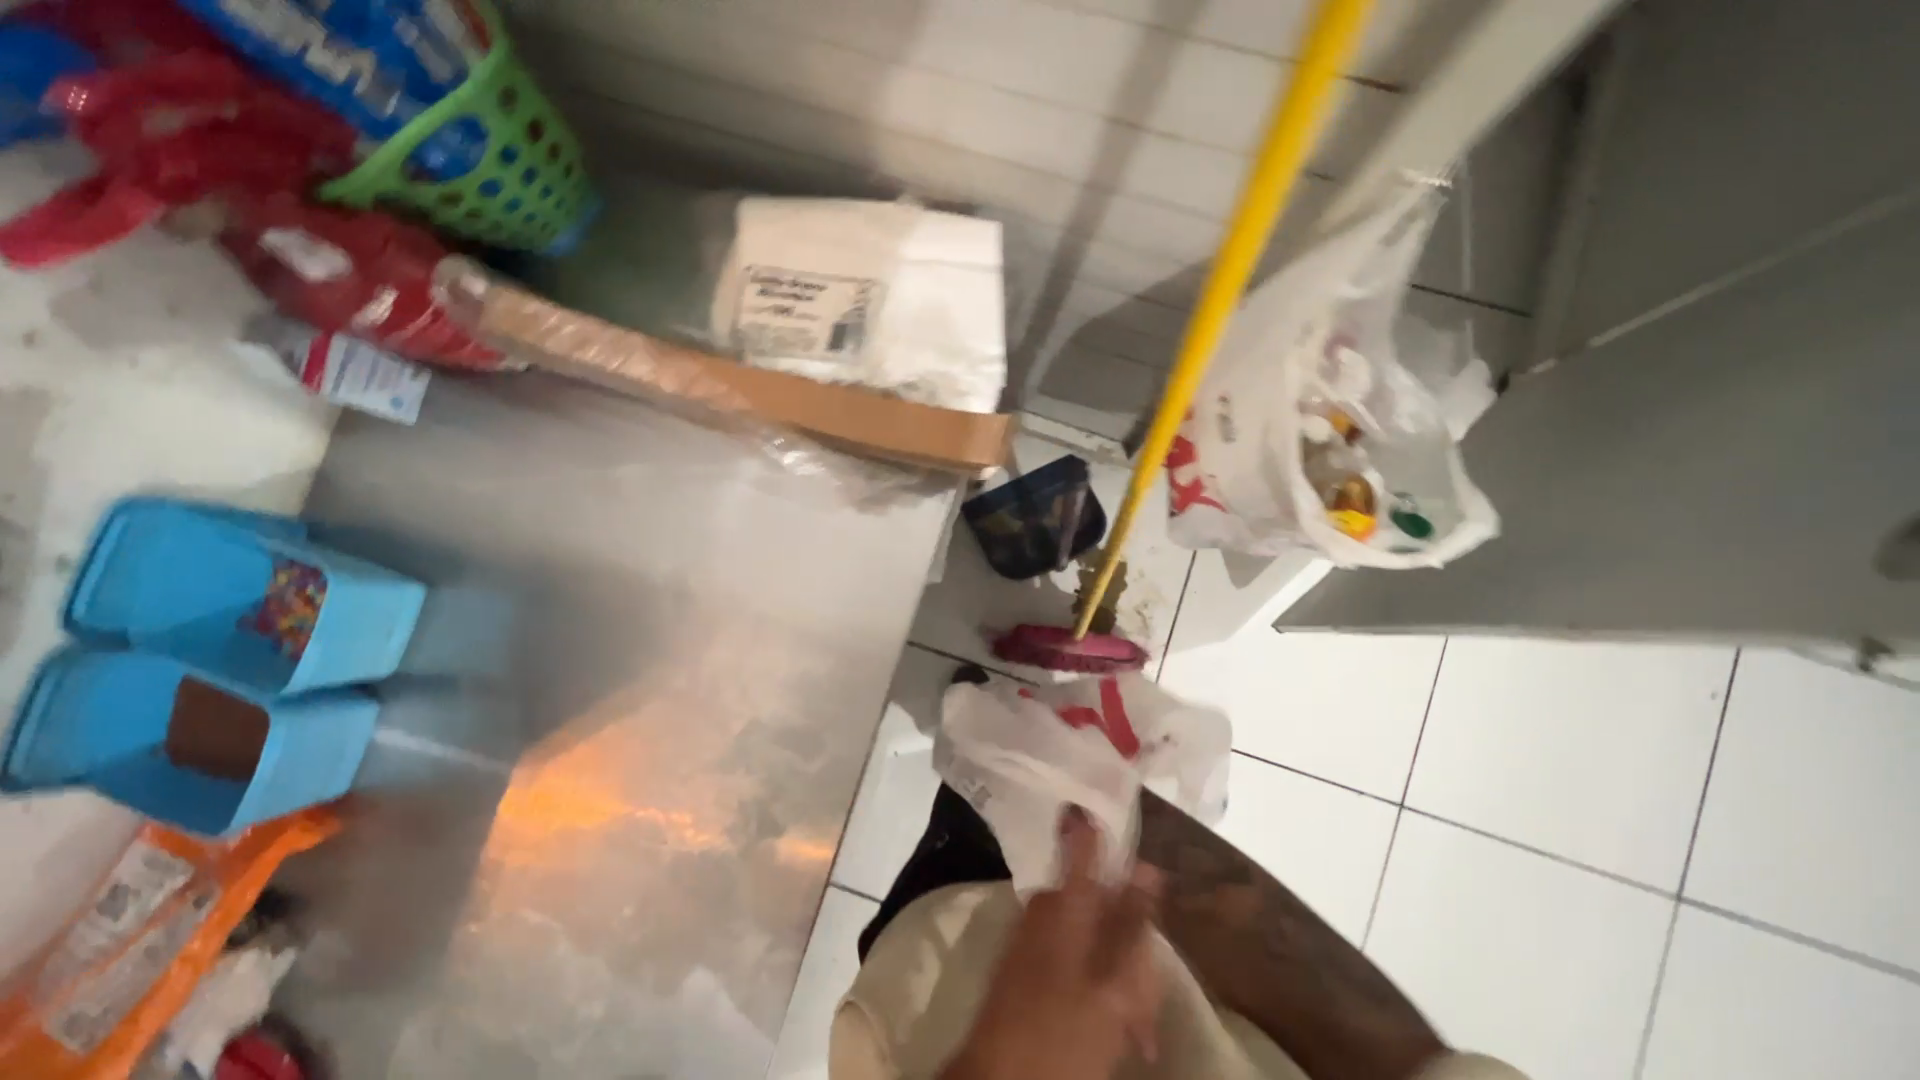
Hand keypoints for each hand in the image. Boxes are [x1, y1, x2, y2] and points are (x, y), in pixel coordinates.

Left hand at [941, 808, 1163, 1079]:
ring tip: (1138, 1028)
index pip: (1083, 845)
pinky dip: (1099, 989)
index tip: (1115, 812)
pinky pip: (1073, 962)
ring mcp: (1030, 940)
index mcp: (1066, 906)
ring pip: (1090, 938)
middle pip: (1097, 901)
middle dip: (1129, 938)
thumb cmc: (1061, 1032)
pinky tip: (1118, 1029)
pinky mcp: (1024, 969)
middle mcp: (1044, 911)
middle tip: (1148, 988)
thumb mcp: (1114, 985)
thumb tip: (1147, 867)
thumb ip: (1131, 923)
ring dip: (1119, 975)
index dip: (1099, 828)